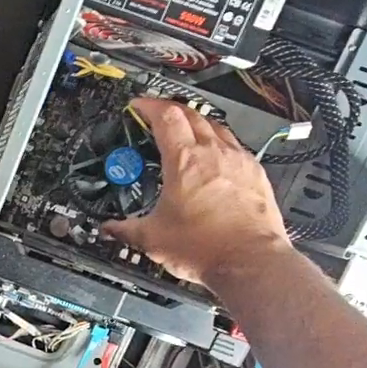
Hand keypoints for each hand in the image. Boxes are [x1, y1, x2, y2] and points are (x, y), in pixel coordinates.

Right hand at [101, 99, 293, 284]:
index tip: (139, 106)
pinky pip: (237, 148)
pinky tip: (215, 159)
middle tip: (158, 115)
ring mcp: (239, 162)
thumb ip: (126, 229)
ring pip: (217, 127)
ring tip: (186, 133)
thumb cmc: (206, 247)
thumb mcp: (152, 238)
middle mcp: (215, 154)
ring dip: (199, 124)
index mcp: (184, 162)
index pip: (166, 116)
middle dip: (172, 110)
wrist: (248, 261)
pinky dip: (221, 145)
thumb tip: (110, 228)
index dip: (149, 106)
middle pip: (193, 114)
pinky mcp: (255, 176)